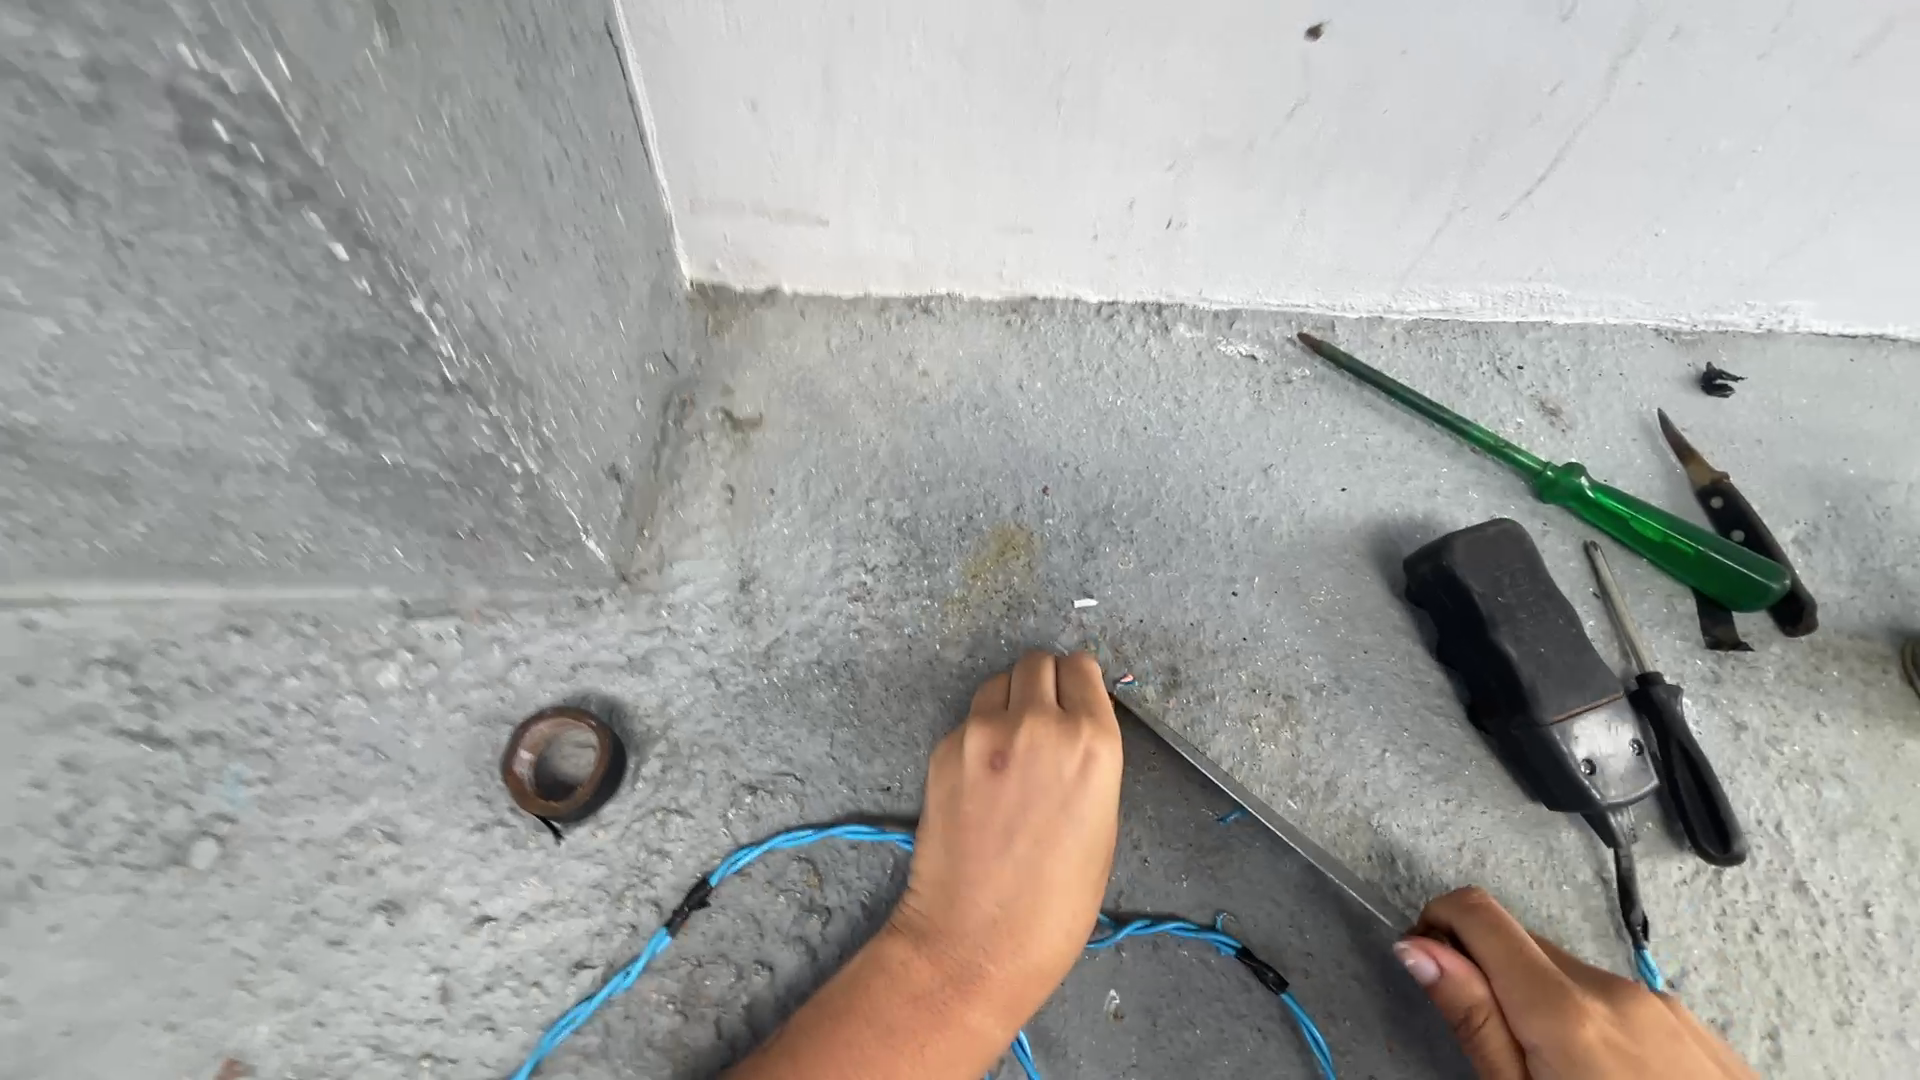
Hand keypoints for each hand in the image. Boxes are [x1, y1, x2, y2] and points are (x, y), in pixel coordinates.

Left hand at [886, 650, 1123, 1028]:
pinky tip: (981, 777)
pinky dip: (979, 734)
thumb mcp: (1101, 821)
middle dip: (1043, 682)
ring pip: (999, 682)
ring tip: (1010, 744)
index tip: (1073, 694)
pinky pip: (970, 719)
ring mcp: (985, 731)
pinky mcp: (945, 746)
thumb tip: (1073, 727)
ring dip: (1009, 700)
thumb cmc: (1056, 902)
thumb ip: (1088, 759)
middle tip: (1041, 716)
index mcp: (1092, 742)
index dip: (1077, 681)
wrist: (977, 940)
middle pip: (1037, 662)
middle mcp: (1038, 722)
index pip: (1081, 668)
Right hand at [1395, 887, 1755, 1079]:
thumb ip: (1474, 1020)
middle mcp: (1617, 991)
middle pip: (1520, 942)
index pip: (1476, 911)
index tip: (1430, 969)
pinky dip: (1596, 1024)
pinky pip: (1623, 1003)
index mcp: (1566, 1010)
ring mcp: (1670, 1010)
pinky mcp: (1707, 1035)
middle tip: (1494, 1045)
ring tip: (1562, 1076)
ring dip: (1544, 1003)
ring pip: (1571, 975)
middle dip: (1489, 974)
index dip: (1437, 926)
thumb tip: (1416, 947)